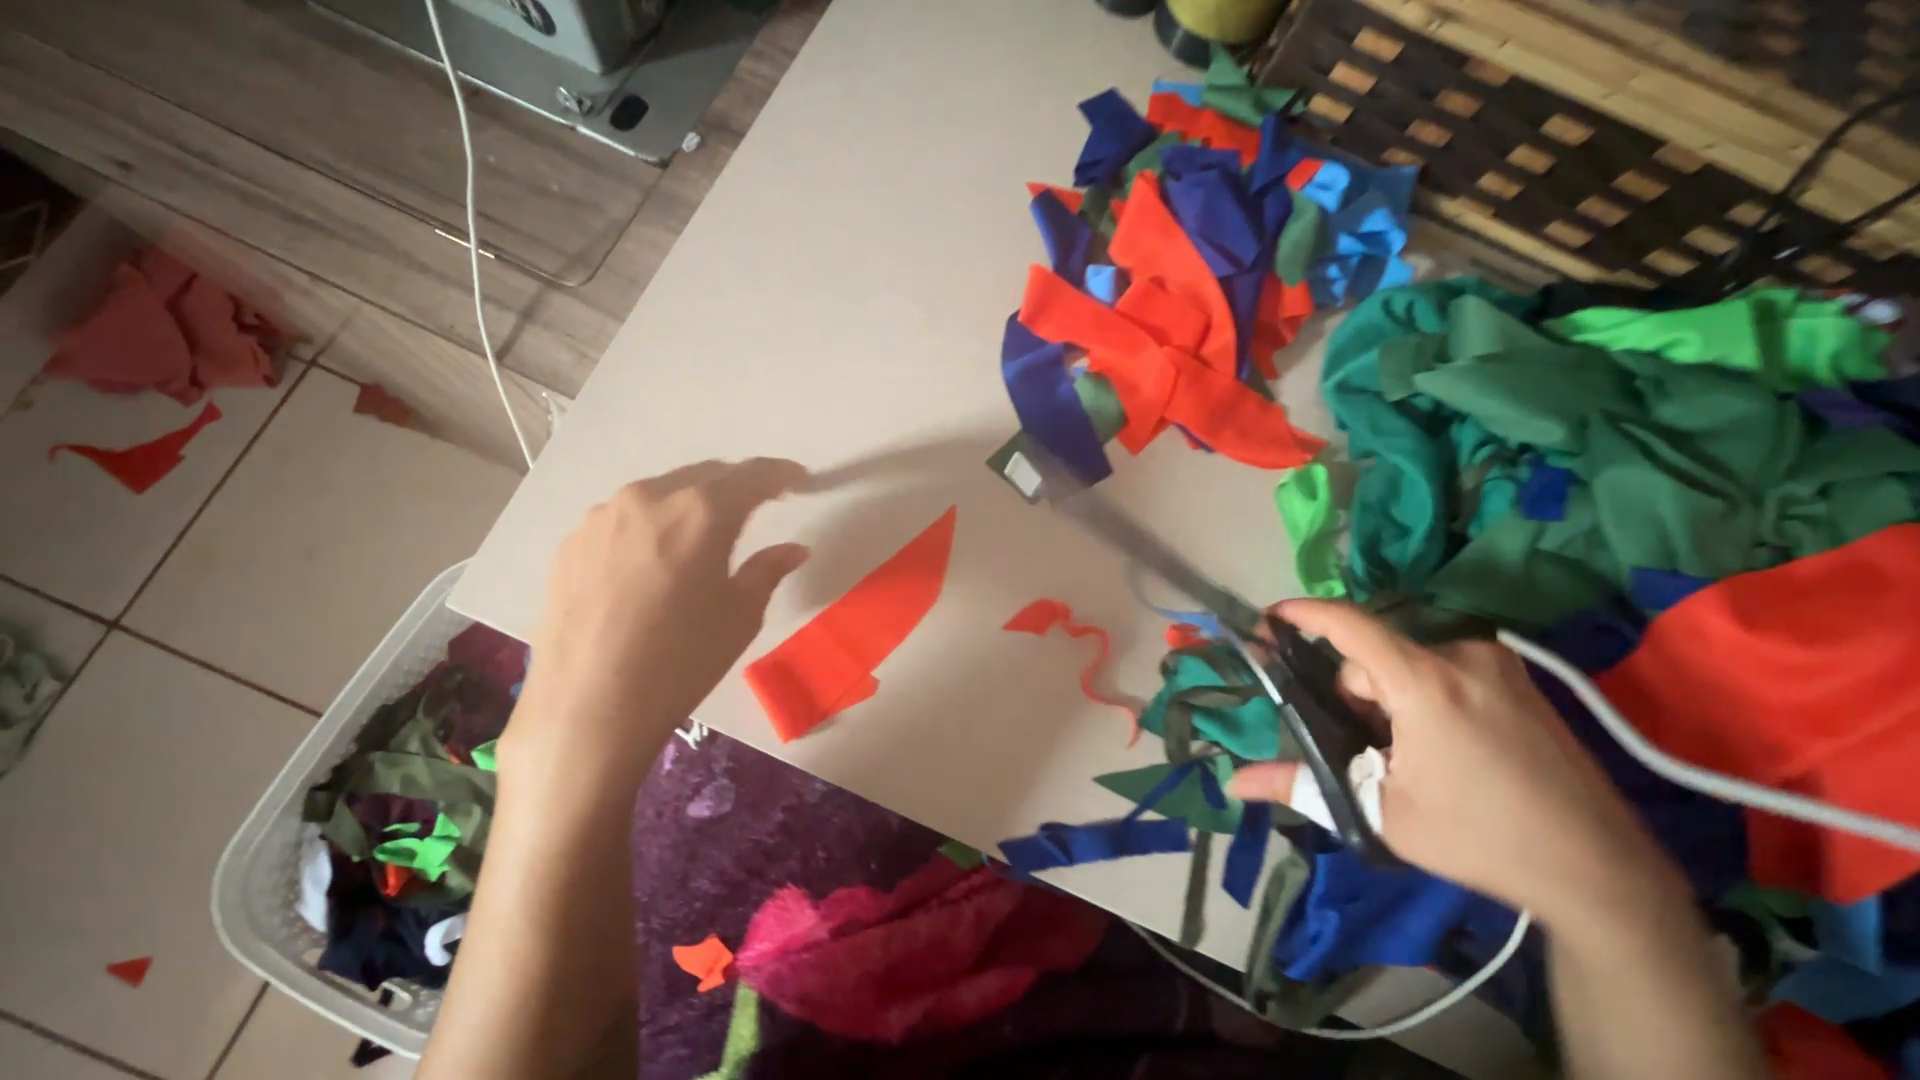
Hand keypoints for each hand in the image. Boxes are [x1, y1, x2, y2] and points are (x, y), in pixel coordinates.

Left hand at [504, 459, 809, 788]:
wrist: (588, 707)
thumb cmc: (681, 661)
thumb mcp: (740, 617)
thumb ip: (767, 570)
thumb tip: (792, 548)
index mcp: (701, 511)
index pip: (751, 476)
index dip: (780, 474)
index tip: (798, 479)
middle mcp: (649, 498)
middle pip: (702, 477)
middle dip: (732, 488)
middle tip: (754, 509)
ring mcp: (602, 518)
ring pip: (657, 496)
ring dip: (686, 506)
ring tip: (698, 539)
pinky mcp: (571, 545)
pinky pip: (622, 522)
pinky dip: (648, 530)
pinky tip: (650, 567)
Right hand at [1228, 600, 1683, 925]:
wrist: (1597, 867)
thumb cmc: (1479, 837)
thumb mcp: (1382, 813)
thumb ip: (1303, 786)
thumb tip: (1235, 782)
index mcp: (1425, 682)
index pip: (1349, 625)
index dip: (1303, 613)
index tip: (1267, 619)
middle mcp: (1463, 656)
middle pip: (1378, 654)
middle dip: (1357, 691)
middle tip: (1367, 748)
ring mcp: (1499, 664)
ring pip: (1412, 661)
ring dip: (1392, 694)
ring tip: (1409, 754)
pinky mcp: (1523, 680)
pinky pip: (1448, 668)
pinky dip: (1427, 694)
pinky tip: (1447, 746)